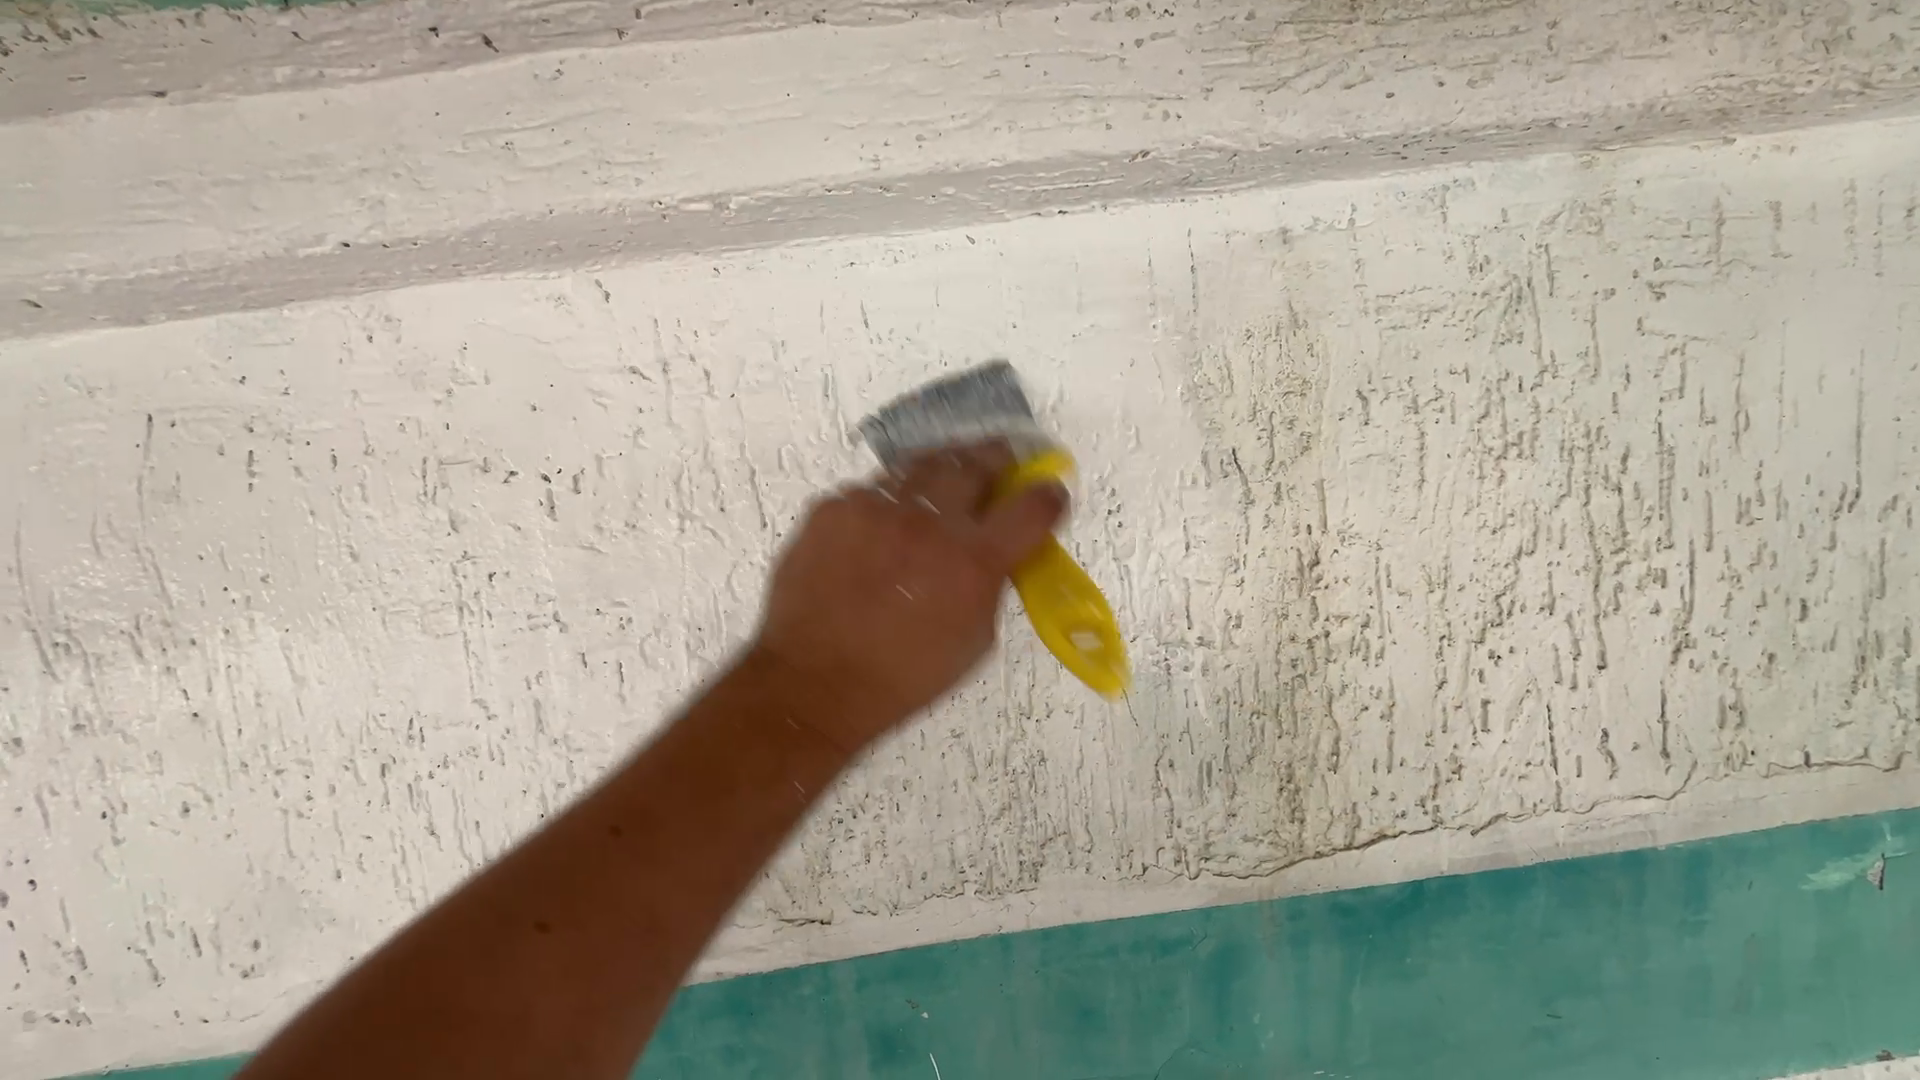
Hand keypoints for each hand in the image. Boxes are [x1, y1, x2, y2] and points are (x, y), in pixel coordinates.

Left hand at [749, 440, 1066, 749]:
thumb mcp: (974, 640)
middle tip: (1000, 461)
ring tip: (944, 482)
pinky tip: (883, 525)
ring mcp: (875, 508)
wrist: (813, 683)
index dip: (1048, 496)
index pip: (1032, 508)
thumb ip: (991, 585)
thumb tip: (997, 550)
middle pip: (977, 464)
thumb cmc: (903, 675)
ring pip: (922, 466)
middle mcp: (928, 522)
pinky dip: (888, 501)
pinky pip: (872, 490)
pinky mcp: (833, 507)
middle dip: (997, 459)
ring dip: (942, 472)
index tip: (1050, 493)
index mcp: (973, 561)